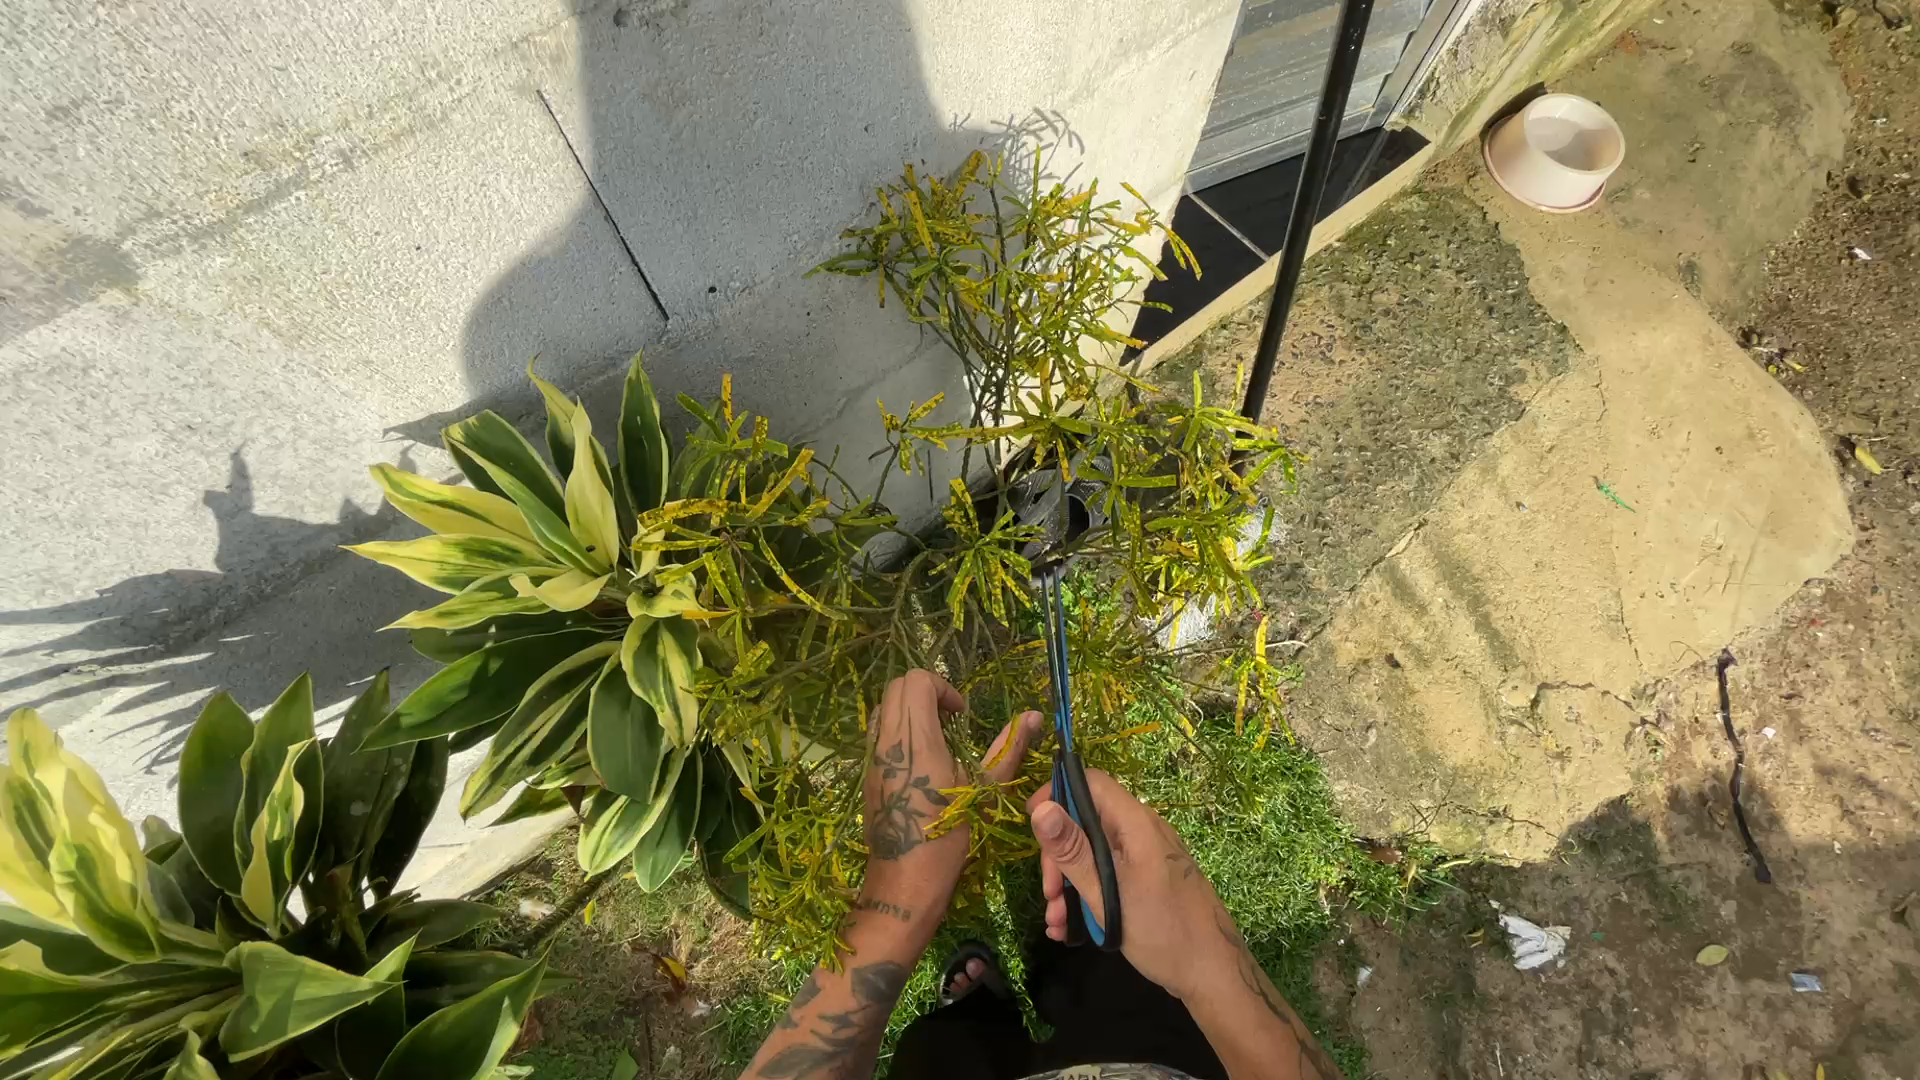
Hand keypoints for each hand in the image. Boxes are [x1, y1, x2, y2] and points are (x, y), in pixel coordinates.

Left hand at [861, 670, 1040, 917]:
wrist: (904, 882)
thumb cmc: (948, 835)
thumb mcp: (983, 788)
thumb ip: (1008, 747)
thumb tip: (1034, 716)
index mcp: (916, 739)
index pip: (916, 681)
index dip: (943, 687)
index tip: (961, 714)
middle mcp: (888, 740)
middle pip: (897, 686)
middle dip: (926, 692)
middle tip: (951, 720)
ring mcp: (873, 755)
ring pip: (885, 706)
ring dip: (910, 708)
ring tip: (937, 737)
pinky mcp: (867, 771)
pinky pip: (878, 731)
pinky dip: (898, 728)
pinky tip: (921, 759)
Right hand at [1026, 768, 1235, 1001]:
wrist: (1216, 976)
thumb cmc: (1163, 931)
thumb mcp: (1107, 893)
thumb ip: (1072, 850)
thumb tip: (1041, 807)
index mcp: (1135, 822)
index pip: (1091, 782)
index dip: (1057, 792)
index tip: (1032, 821)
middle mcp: (1141, 830)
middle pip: (1087, 821)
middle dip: (1060, 855)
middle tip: (1048, 894)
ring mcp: (1146, 854)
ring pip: (1095, 852)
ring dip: (1070, 882)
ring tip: (1057, 921)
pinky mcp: (1148, 877)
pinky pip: (1110, 871)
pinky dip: (1089, 892)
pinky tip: (1072, 926)